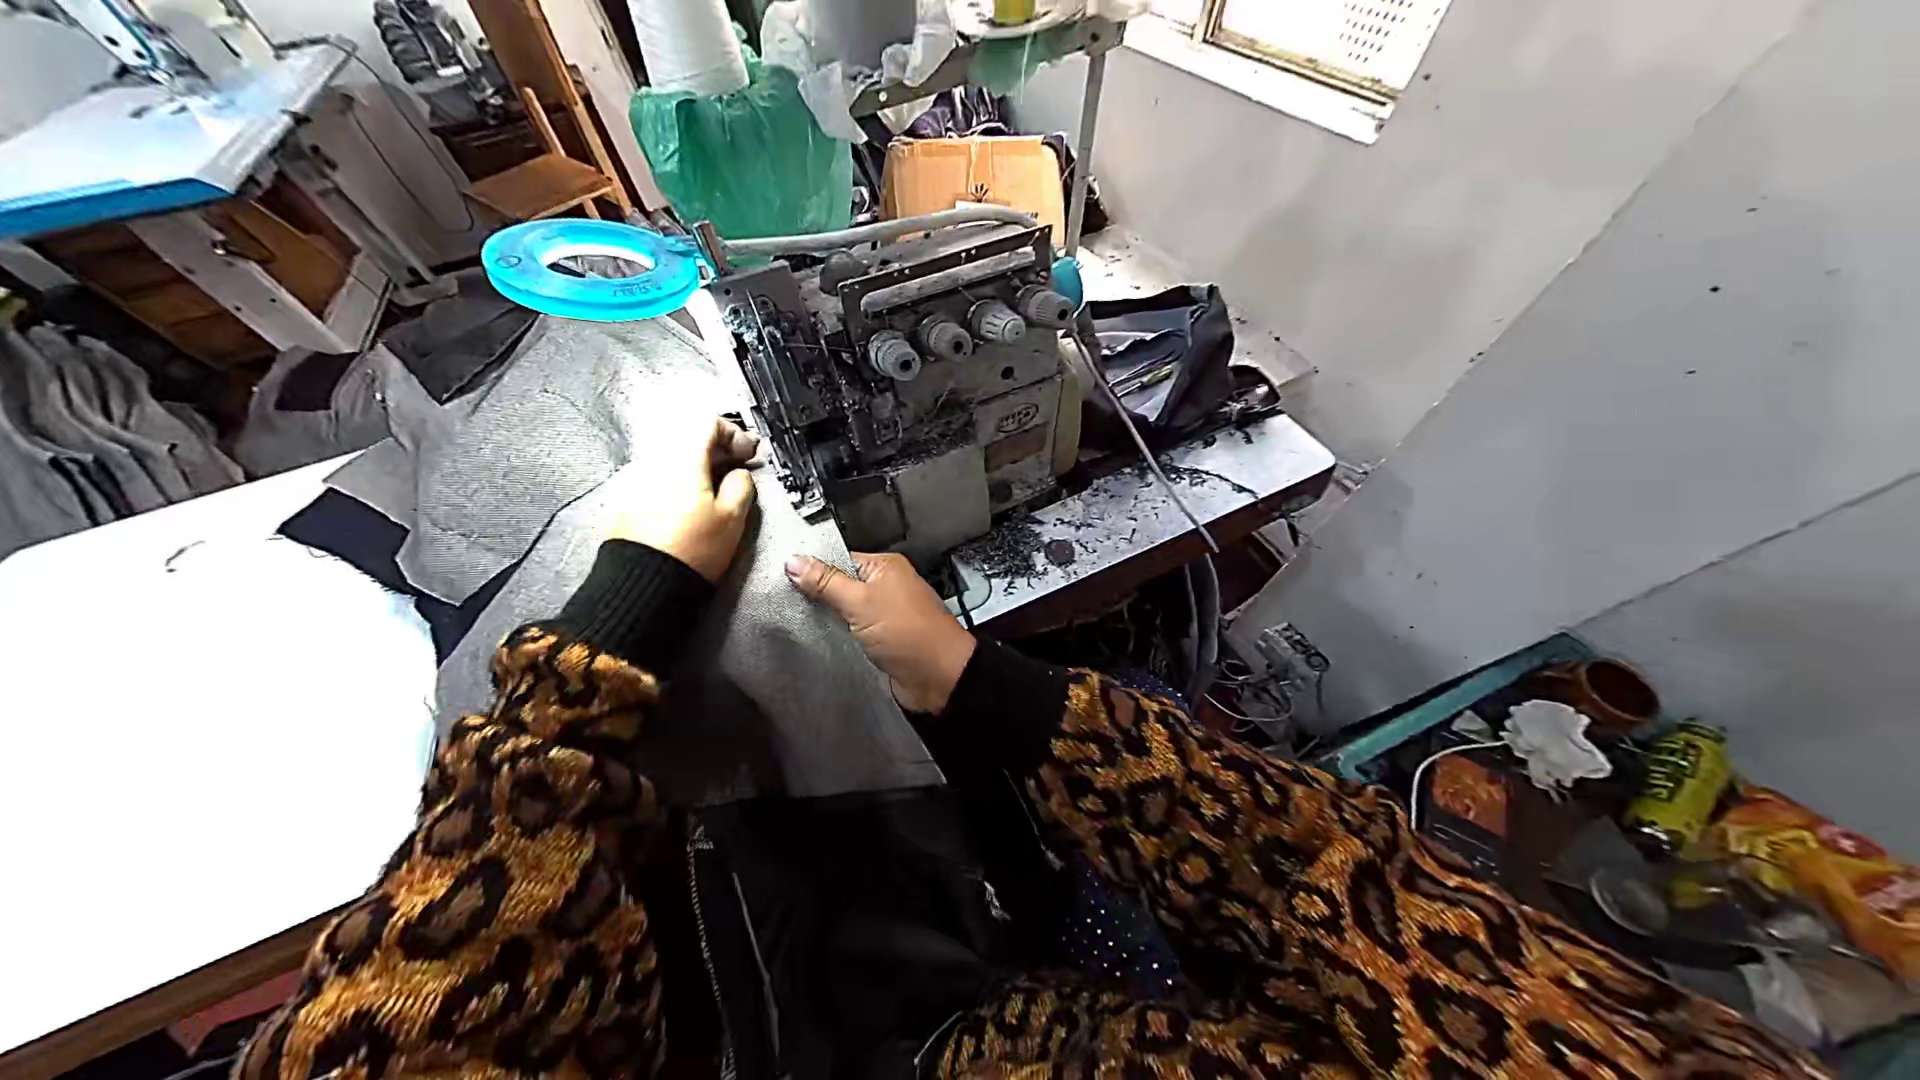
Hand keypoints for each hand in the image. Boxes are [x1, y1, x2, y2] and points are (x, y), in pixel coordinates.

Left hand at [606, 416, 759, 582]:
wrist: (643, 585)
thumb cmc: (689, 553)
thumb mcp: (733, 518)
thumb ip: (742, 485)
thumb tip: (740, 475)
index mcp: (682, 459)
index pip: (708, 422)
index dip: (734, 433)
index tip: (747, 453)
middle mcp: (653, 461)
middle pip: (686, 435)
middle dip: (715, 448)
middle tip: (735, 469)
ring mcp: (633, 479)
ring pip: (670, 456)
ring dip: (695, 465)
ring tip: (713, 490)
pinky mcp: (624, 499)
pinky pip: (655, 477)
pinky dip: (675, 481)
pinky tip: (687, 505)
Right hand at [785, 552, 976, 712]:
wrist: (939, 677)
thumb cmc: (913, 635)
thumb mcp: (860, 601)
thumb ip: (826, 582)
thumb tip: (796, 563)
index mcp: (885, 567)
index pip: (838, 558)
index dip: (814, 569)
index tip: (789, 579)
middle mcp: (886, 588)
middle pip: (840, 586)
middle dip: (821, 597)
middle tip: (800, 606)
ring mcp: (885, 614)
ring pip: (845, 612)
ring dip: (832, 621)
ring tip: (815, 626)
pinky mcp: (882, 640)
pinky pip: (853, 634)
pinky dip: (841, 638)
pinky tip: (830, 642)